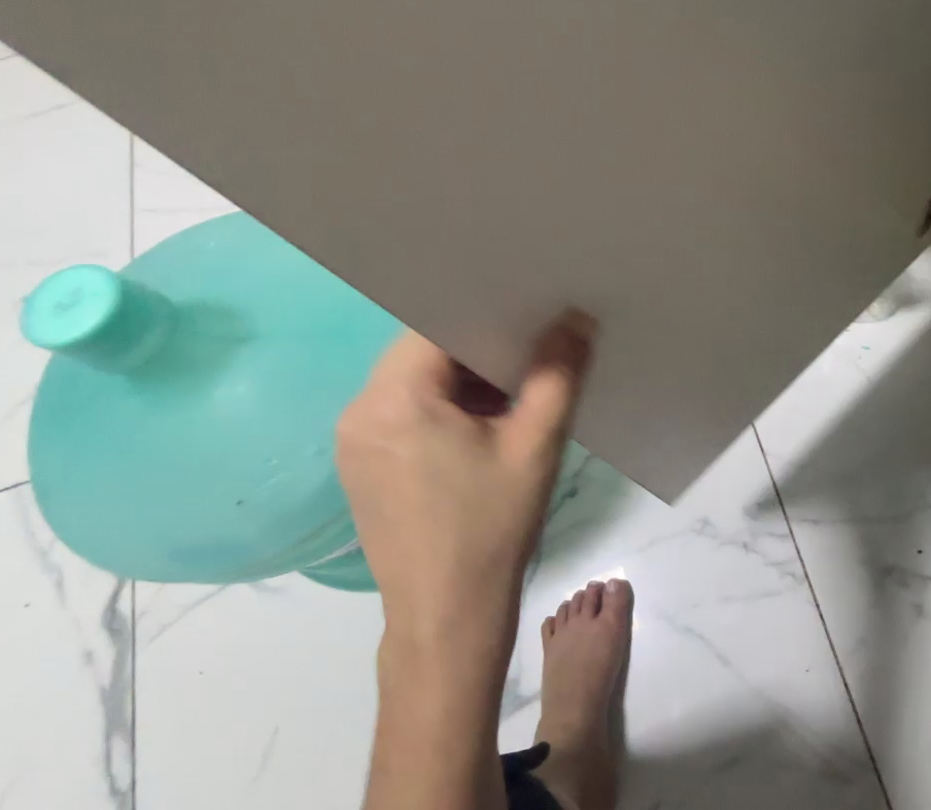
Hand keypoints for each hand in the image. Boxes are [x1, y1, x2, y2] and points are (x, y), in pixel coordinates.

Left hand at [336, 310, 596, 646]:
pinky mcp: (362, 465)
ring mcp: (354, 441)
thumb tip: (576, 319)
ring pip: (414, 381)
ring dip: (462, 379)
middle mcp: (359, 411)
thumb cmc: (492, 529)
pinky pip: (405, 411)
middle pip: (422, 351)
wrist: (448, 618)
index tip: (531, 312)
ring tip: (515, 389)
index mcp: (393, 399)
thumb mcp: (536, 445)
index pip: (437, 324)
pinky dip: (443, 407)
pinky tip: (484, 427)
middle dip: (479, 348)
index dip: (486, 312)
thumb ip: (558, 372)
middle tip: (533, 349)